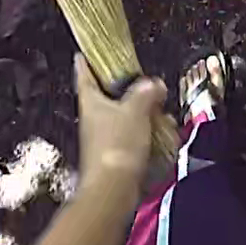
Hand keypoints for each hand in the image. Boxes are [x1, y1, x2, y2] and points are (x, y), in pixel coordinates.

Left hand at [74, 55, 165, 195]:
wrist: (113, 191)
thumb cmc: (118, 145)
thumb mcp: (136, 109)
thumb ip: (147, 91)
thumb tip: (154, 84)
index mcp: (91, 103)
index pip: (86, 76)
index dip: (86, 63)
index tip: (83, 53)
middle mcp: (94, 119)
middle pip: (109, 96)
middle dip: (129, 90)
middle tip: (146, 84)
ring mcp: (103, 138)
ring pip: (124, 115)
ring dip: (142, 112)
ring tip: (161, 112)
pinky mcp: (115, 154)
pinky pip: (132, 135)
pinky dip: (146, 131)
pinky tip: (162, 133)